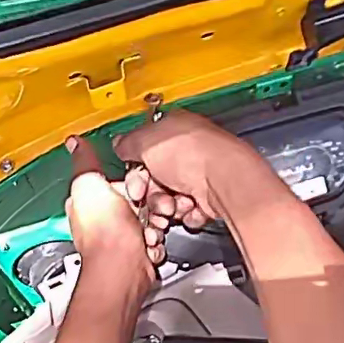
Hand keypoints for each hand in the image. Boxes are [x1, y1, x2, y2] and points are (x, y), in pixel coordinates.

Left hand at [65, 135, 159, 295]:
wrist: (123, 268)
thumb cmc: (103, 233)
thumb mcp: (88, 184)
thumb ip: (85, 161)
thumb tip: (75, 142)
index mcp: (93, 198)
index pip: (125, 180)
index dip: (137, 181)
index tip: (140, 187)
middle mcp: (107, 217)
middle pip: (142, 198)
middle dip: (152, 204)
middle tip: (150, 211)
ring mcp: (124, 235)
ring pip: (153, 219)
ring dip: (156, 224)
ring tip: (147, 232)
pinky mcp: (139, 251)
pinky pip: (156, 239)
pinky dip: (155, 243)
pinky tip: (148, 245)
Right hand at [114, 111, 268, 230]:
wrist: (223, 181)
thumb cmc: (194, 154)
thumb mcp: (146, 142)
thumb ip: (128, 142)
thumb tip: (119, 144)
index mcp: (173, 128)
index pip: (144, 149)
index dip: (134, 168)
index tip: (132, 179)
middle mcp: (188, 151)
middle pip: (154, 179)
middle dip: (150, 192)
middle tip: (152, 194)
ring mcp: (199, 176)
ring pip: (168, 199)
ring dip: (166, 205)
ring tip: (174, 203)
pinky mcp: (208, 199)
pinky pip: (185, 212)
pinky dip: (185, 214)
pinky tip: (189, 207)